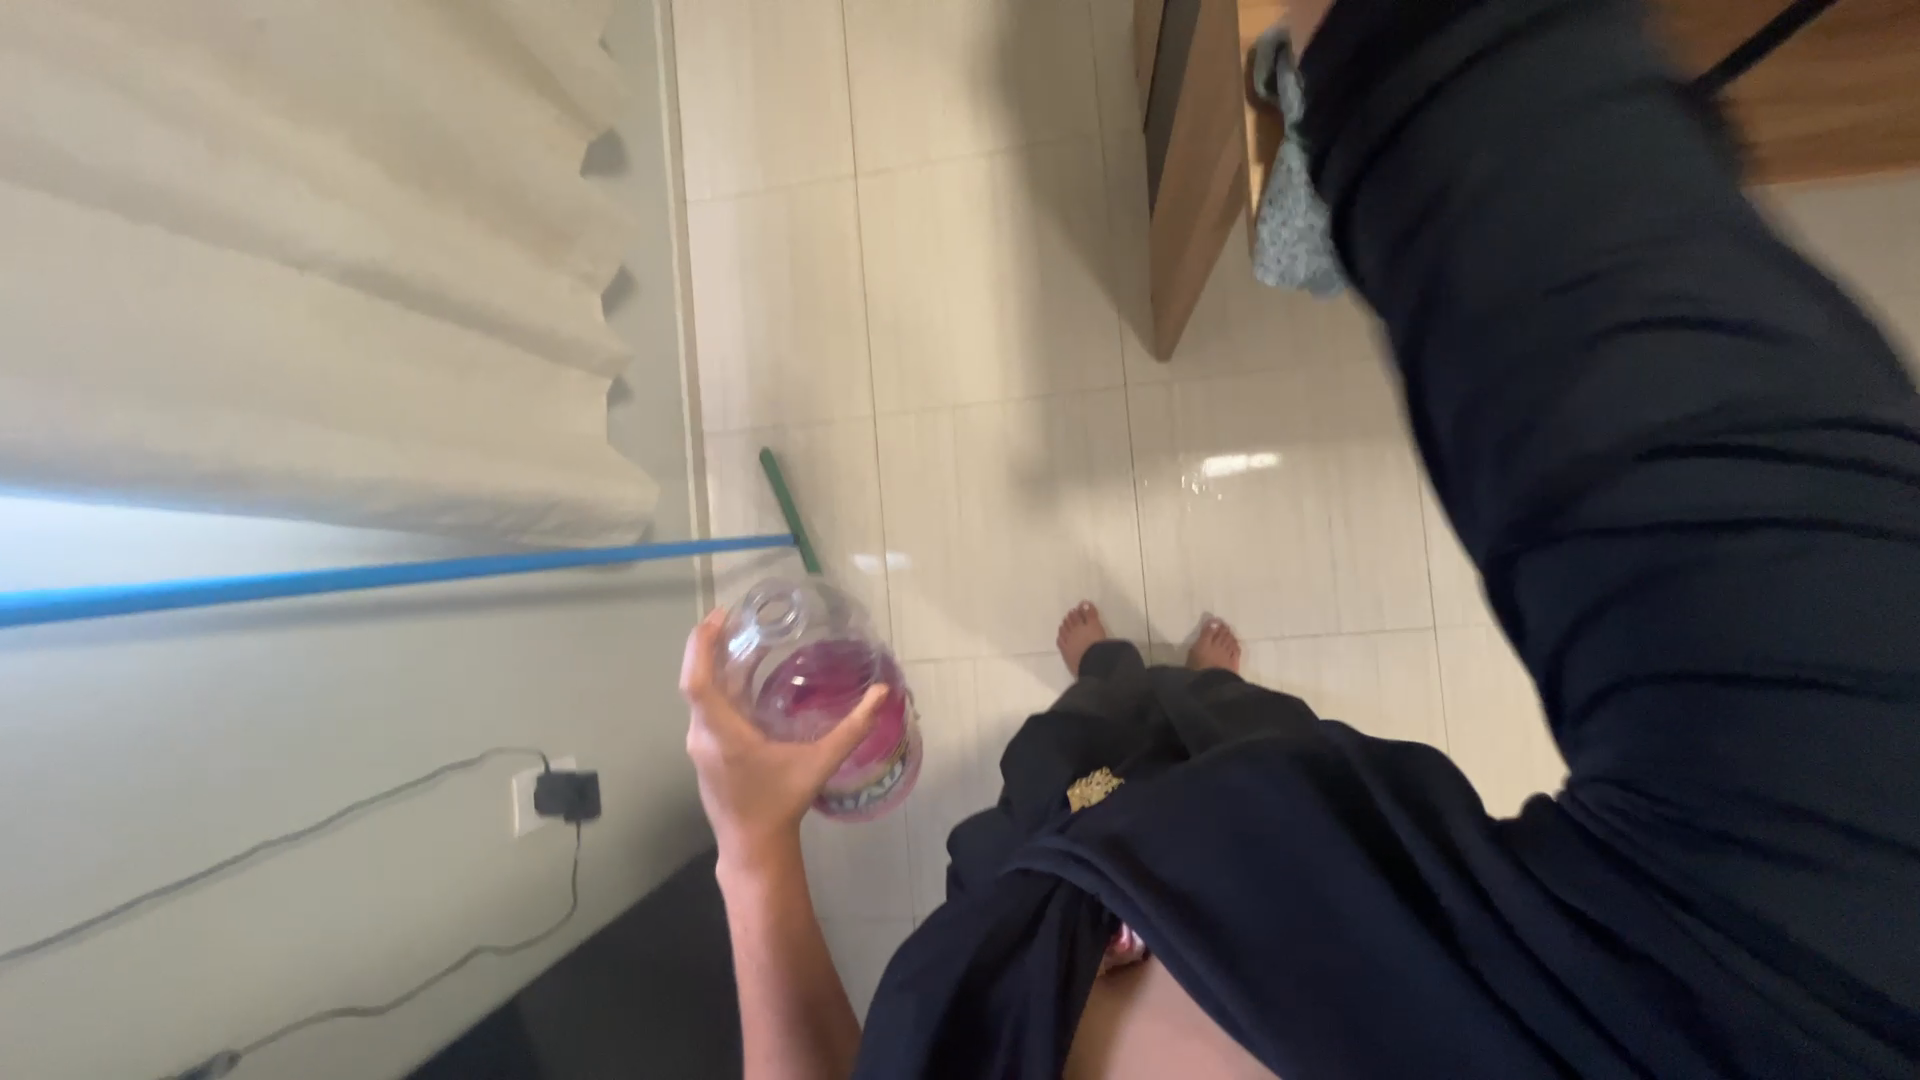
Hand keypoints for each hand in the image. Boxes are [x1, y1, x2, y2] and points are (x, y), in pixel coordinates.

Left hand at [680, 608, 887, 871]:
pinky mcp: (707, 750)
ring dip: (722, 664)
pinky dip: (726, 685)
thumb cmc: (781, 803)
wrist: (752, 847)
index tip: (721, 616)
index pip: (698, 681)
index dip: (703, 645)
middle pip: (700, 679)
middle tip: (744, 617)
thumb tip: (883, 694)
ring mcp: (701, 743)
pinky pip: (710, 707)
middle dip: (717, 645)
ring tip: (750, 638)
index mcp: (723, 733)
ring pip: (705, 693)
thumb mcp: (820, 764)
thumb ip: (853, 728)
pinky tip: (751, 677)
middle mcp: (703, 734)